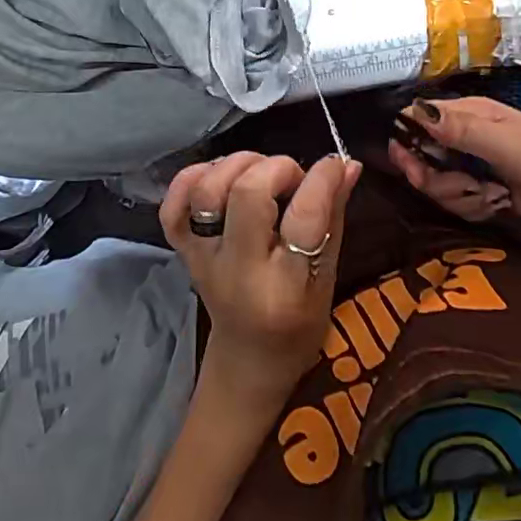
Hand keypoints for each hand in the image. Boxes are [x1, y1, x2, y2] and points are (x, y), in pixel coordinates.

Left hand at [161, 152, 360, 407]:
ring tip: (260, 171)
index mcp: (284, 288)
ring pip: (206, 191)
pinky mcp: (181, 251)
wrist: (248, 358)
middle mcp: (236, 271)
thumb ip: (332, 216)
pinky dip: (194, 177)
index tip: (334, 163)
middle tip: (293, 176)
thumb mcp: (328, 278)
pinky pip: (173, 204)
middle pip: (246, 195)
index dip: (319, 180)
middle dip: (275, 168)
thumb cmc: (300, 324)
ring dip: (236, 166)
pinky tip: (220, 176)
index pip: (301, 220)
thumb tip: (347, 164)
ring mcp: (201, 259)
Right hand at [385, 98, 520, 235]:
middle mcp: (464, 136)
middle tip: (454, 187)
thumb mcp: (501, 141)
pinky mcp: (481, 191)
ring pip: (436, 181)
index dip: (407, 139)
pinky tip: (494, 206)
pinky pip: (455, 200)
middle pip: (422, 154)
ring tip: (486, 196)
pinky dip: (470, 207)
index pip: (418, 118)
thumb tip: (414, 111)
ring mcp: (472, 165)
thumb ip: (457, 129)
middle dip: (432, 175)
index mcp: (467, 113)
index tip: (408, 162)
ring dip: (455, 194)